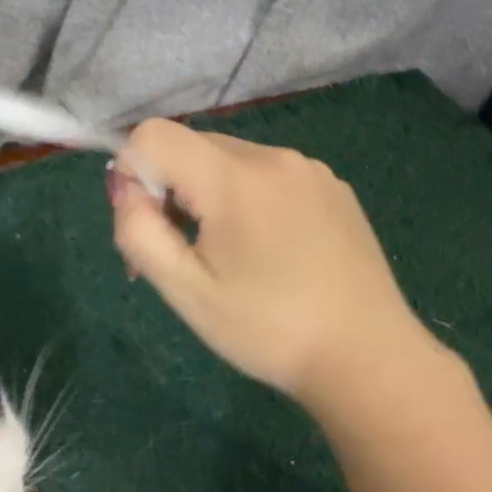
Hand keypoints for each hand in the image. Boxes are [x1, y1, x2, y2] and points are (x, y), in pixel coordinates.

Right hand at [108, 120, 438, 403]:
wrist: (365, 356)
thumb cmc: (266, 328)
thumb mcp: (185, 290)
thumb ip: (139, 231)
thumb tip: (126, 190)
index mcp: (235, 179)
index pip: (153, 135)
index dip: (132, 175)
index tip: (149, 227)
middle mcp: (274, 158)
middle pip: (190, 147)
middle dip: (167, 193)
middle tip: (177, 258)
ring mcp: (310, 170)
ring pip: (227, 163)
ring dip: (205, 199)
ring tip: (222, 261)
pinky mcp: (332, 189)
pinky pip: (265, 178)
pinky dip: (244, 204)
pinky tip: (264, 256)